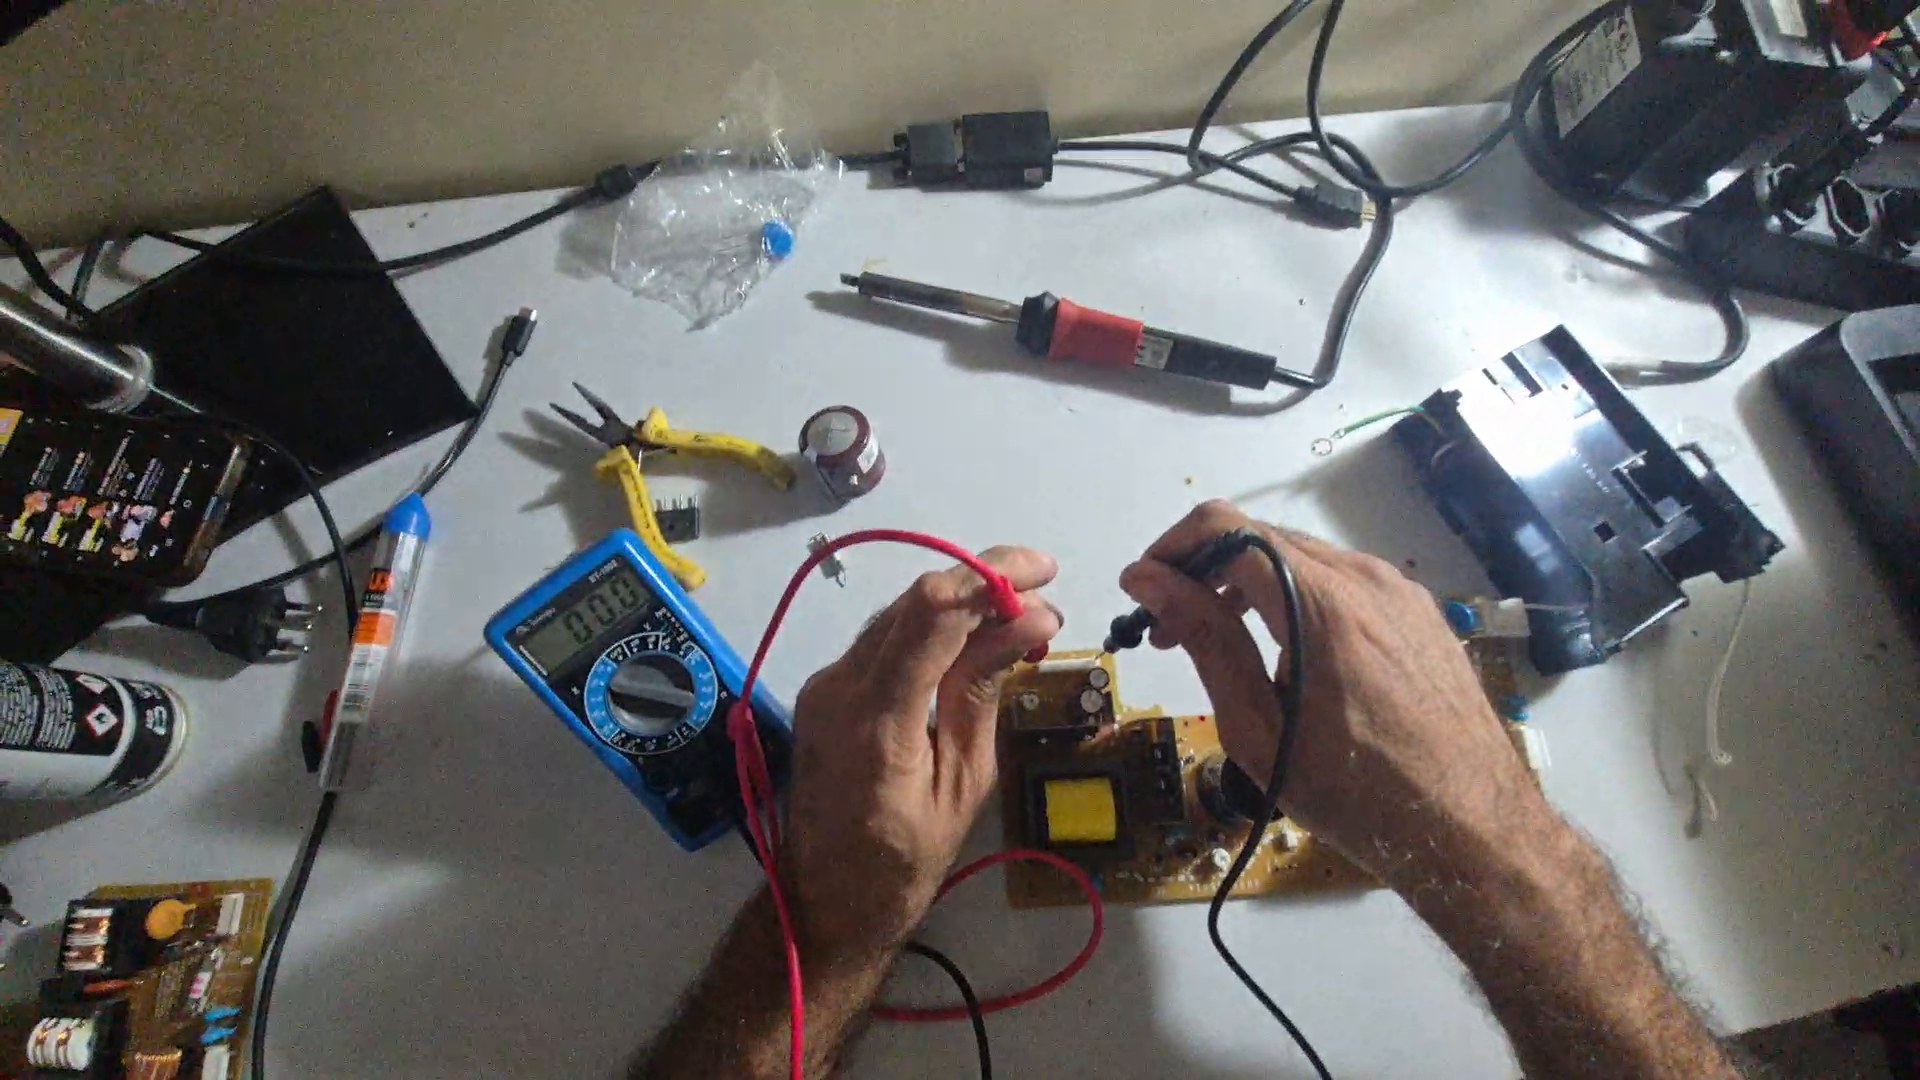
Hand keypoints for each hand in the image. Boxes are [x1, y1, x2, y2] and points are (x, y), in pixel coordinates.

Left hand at [784, 547, 1062, 965]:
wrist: (824, 899)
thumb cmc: (907, 861)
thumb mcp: (964, 781)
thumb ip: (985, 689)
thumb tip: (1033, 620)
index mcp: (876, 719)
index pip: (931, 613)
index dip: (991, 575)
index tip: (1046, 572)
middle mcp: (839, 684)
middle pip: (915, 601)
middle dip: (986, 584)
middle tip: (1044, 603)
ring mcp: (826, 681)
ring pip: (900, 612)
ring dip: (963, 604)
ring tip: (1021, 621)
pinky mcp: (826, 685)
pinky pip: (886, 637)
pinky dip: (934, 629)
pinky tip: (974, 641)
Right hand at [1117, 501, 1544, 888]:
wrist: (1474, 833)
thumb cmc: (1353, 793)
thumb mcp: (1257, 725)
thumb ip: (1203, 638)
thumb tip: (1147, 579)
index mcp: (1321, 605)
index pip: (1226, 529)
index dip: (1171, 549)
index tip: (1142, 592)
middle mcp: (1363, 578)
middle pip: (1256, 535)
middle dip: (1199, 570)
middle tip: (1169, 628)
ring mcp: (1395, 589)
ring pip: (1293, 555)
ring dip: (1240, 583)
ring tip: (1218, 640)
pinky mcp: (1413, 608)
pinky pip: (1332, 578)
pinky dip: (1286, 594)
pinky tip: (1279, 647)